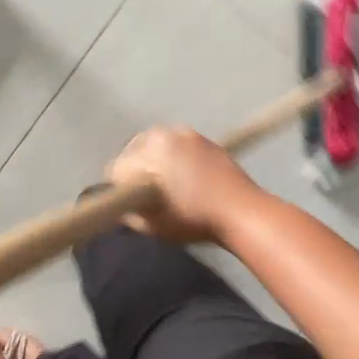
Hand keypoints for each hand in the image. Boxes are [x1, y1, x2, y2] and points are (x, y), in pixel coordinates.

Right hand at [107, 126, 269, 244]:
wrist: (242, 212)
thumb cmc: (193, 219)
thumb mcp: (151, 225)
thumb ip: (128, 213)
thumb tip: (122, 207)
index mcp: (149, 149)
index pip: (117, 168)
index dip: (117, 189)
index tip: (126, 205)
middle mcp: (165, 133)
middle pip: (134, 151)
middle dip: (134, 171)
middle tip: (143, 196)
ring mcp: (188, 133)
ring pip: (156, 147)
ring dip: (154, 164)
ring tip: (163, 187)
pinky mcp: (205, 139)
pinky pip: (177, 147)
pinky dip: (173, 160)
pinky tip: (183, 180)